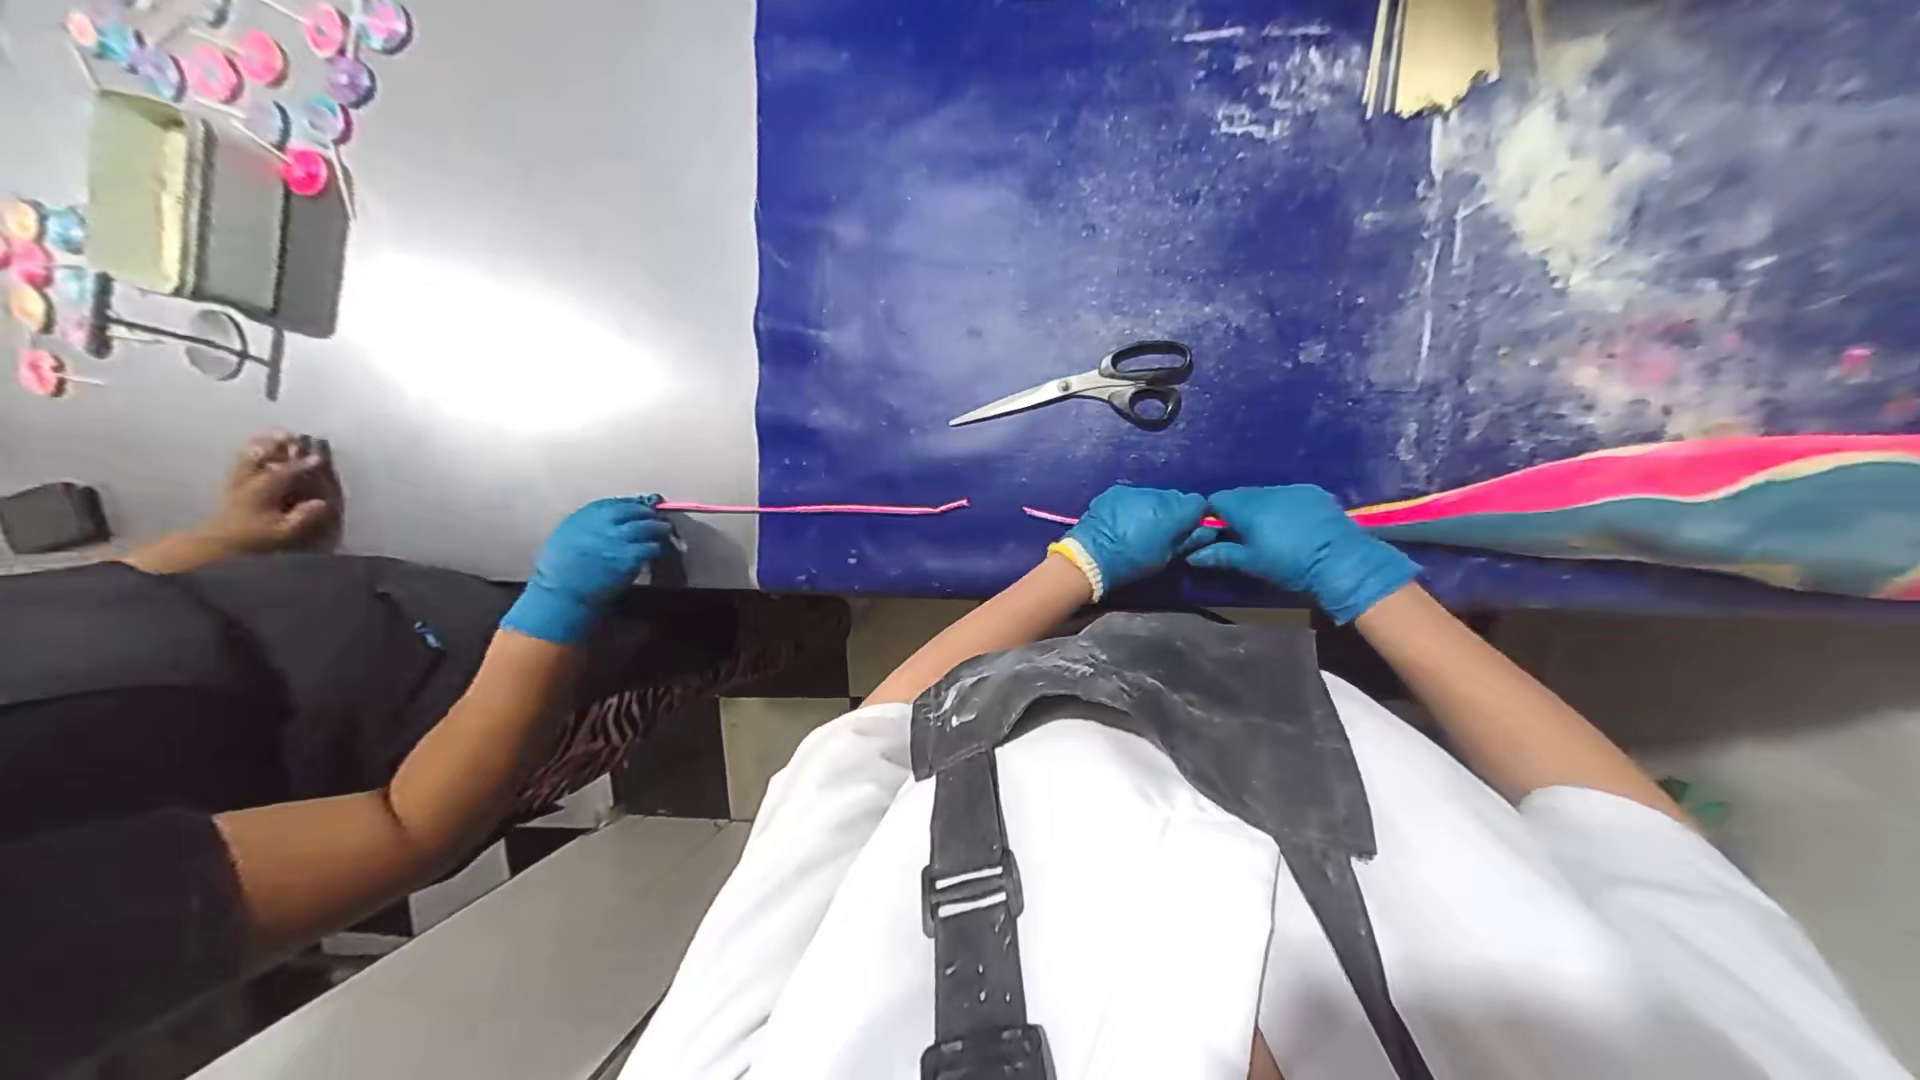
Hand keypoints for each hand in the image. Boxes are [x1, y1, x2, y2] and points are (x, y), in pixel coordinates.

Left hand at [203, 432, 340, 553]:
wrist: (220, 542)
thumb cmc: (256, 538)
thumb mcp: (284, 531)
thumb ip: (302, 517)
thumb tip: (322, 502)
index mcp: (262, 494)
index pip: (283, 474)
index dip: (301, 465)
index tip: (318, 457)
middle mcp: (248, 483)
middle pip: (260, 460)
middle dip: (275, 447)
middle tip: (291, 434)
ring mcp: (237, 482)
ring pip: (248, 458)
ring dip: (262, 444)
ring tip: (276, 433)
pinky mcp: (232, 484)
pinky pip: (242, 462)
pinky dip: (251, 452)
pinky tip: (259, 445)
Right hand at [502, 496, 674, 644]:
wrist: (563, 592)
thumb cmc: (561, 567)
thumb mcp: (568, 533)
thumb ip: (591, 522)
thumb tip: (616, 516)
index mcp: (587, 515)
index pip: (621, 502)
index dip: (637, 504)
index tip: (644, 507)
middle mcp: (605, 522)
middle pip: (639, 511)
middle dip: (651, 514)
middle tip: (658, 519)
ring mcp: (619, 538)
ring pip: (651, 527)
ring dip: (661, 529)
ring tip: (665, 531)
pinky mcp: (631, 556)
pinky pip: (652, 548)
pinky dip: (656, 549)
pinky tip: (656, 552)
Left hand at [1057, 485, 1215, 598]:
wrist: (1090, 557)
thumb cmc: (1132, 563)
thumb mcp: (1166, 557)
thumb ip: (1189, 540)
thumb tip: (1208, 530)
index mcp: (1172, 512)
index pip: (1198, 503)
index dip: (1197, 515)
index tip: (1190, 528)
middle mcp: (1155, 495)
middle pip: (1175, 497)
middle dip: (1174, 511)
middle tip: (1164, 530)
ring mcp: (1133, 491)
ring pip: (1154, 495)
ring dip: (1153, 507)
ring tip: (1141, 526)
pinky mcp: (1115, 491)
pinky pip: (1133, 496)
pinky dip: (1134, 505)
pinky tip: (1124, 521)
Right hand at [1187, 485, 1416, 622]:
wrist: (1343, 563)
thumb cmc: (1289, 565)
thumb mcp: (1251, 563)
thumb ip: (1220, 555)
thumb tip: (1192, 555)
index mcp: (1246, 508)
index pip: (1216, 499)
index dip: (1212, 515)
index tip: (1217, 533)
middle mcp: (1266, 491)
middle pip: (1240, 495)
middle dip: (1236, 512)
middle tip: (1242, 535)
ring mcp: (1292, 489)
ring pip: (1264, 494)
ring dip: (1260, 508)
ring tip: (1269, 531)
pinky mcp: (1313, 492)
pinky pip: (1287, 495)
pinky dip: (1283, 507)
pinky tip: (1292, 525)